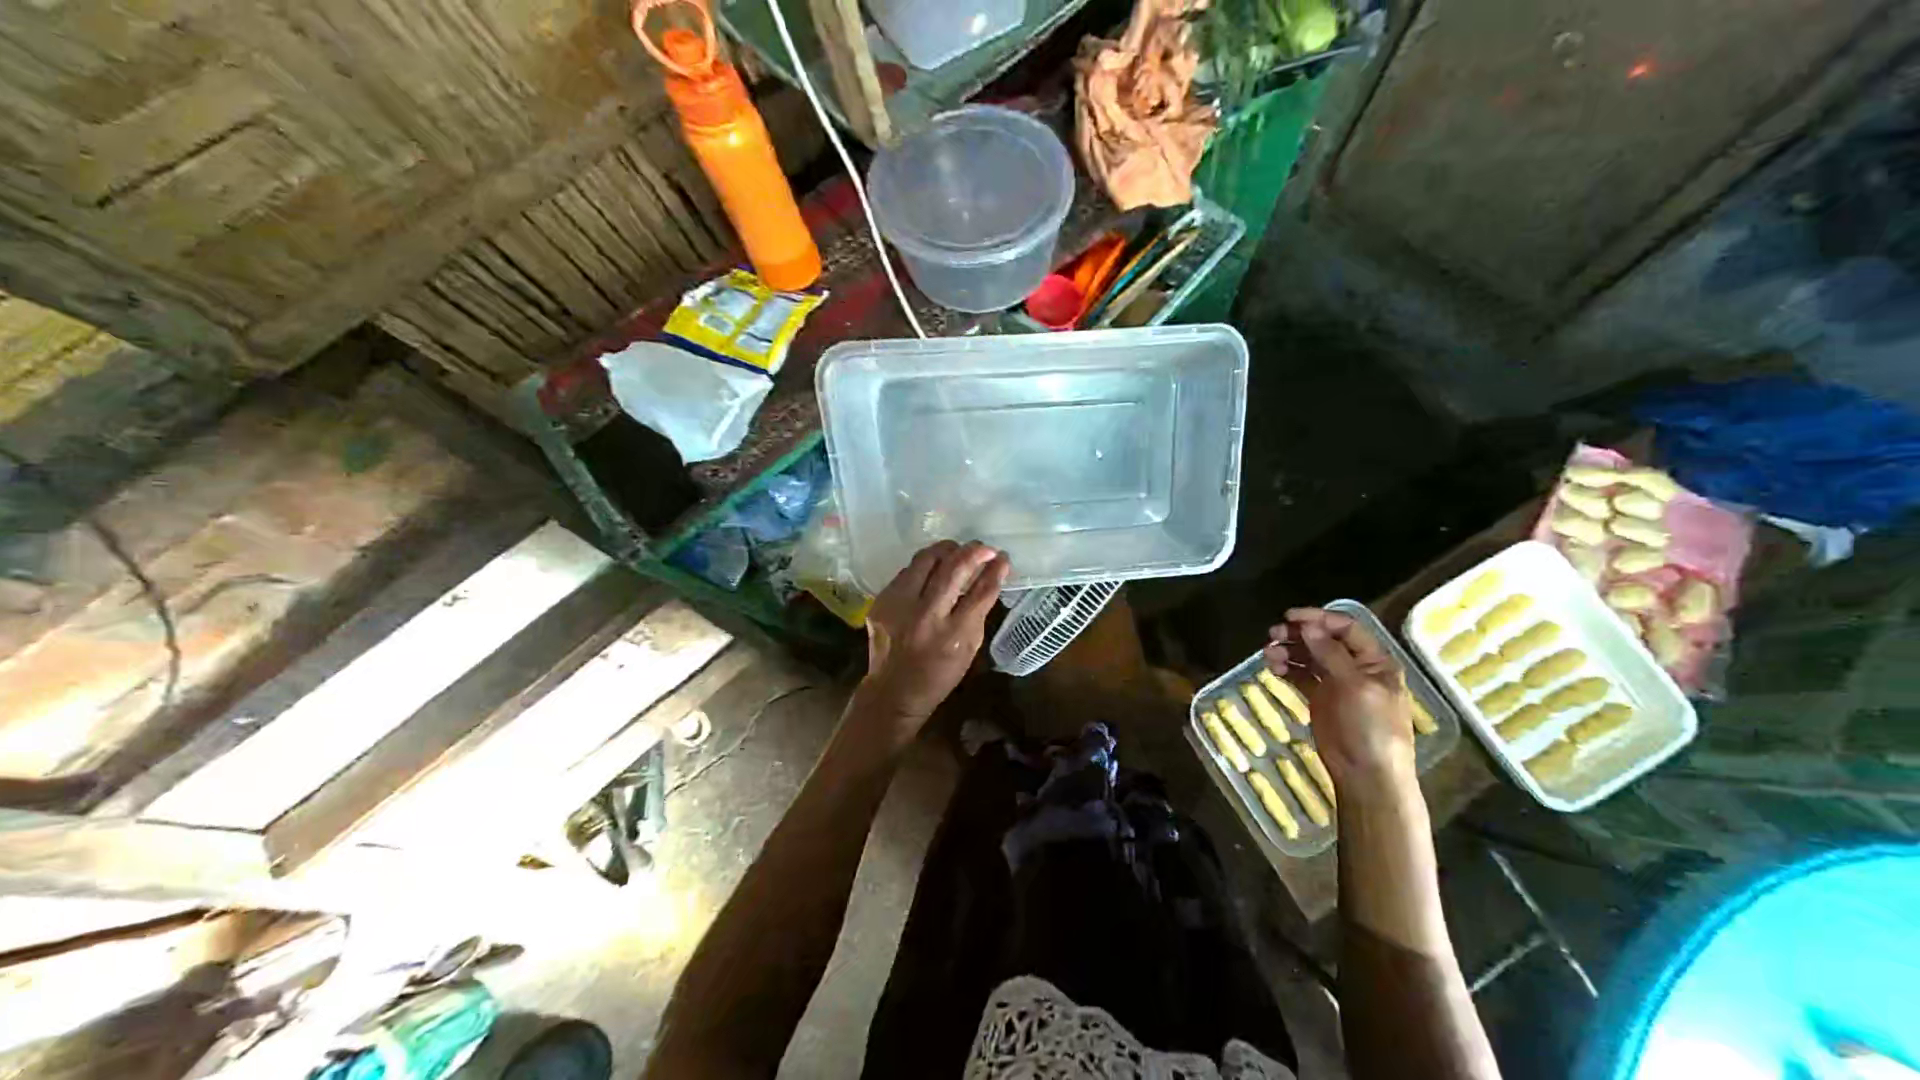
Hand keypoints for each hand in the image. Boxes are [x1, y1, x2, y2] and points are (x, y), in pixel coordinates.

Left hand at [856, 540, 1010, 735]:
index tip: (1003, 558)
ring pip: (925, 560)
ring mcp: (899, 606)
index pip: (981, 591)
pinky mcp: (882, 601)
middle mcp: (925, 616)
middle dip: (973, 552)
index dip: (995, 570)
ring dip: (947, 550)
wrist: (893, 691)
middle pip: (953, 569)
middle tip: (984, 548)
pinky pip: (907, 571)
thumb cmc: (939, 674)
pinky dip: (924, 566)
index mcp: (954, 634)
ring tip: (959, 550)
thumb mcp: (968, 648)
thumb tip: (988, 578)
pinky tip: (934, 568)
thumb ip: (978, 613)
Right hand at [1264, 608, 1415, 789]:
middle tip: (1272, 635)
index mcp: (1374, 660)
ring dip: (1288, 651)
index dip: (1318, 618)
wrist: (1367, 774)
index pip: (1345, 628)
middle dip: (1297, 634)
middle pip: (1323, 640)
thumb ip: (1332, 654)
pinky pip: (1300, 676)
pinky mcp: (1320, 699)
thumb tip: (1309, 626)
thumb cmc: (1371, 728)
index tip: (1289, 617)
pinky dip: (1286, 669)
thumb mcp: (1355, 686)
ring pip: (1308, 657)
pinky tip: (1272, 668)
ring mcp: (1336, 683)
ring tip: (1268, 654)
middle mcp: (1355, 667)